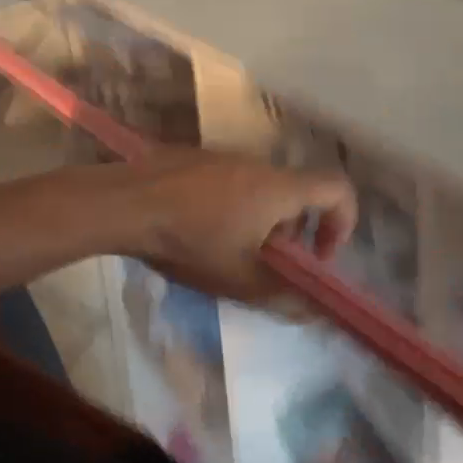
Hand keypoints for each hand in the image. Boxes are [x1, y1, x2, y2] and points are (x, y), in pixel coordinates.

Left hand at [127, 156, 357, 305]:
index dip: (343, 223)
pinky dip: (221, 203)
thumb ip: (287, 296)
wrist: (119, 203)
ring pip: (252, 186)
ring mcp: (212, 154)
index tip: (318, 257)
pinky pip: (219, 179)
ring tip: (224, 248)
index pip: (336, 188)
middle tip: (266, 261)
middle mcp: (249, 161)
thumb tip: (313, 308)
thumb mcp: (242, 280)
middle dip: (290, 230)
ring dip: (254, 218)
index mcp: (275, 186)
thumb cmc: (187, 240)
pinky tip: (191, 228)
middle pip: (291, 192)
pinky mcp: (182, 156)